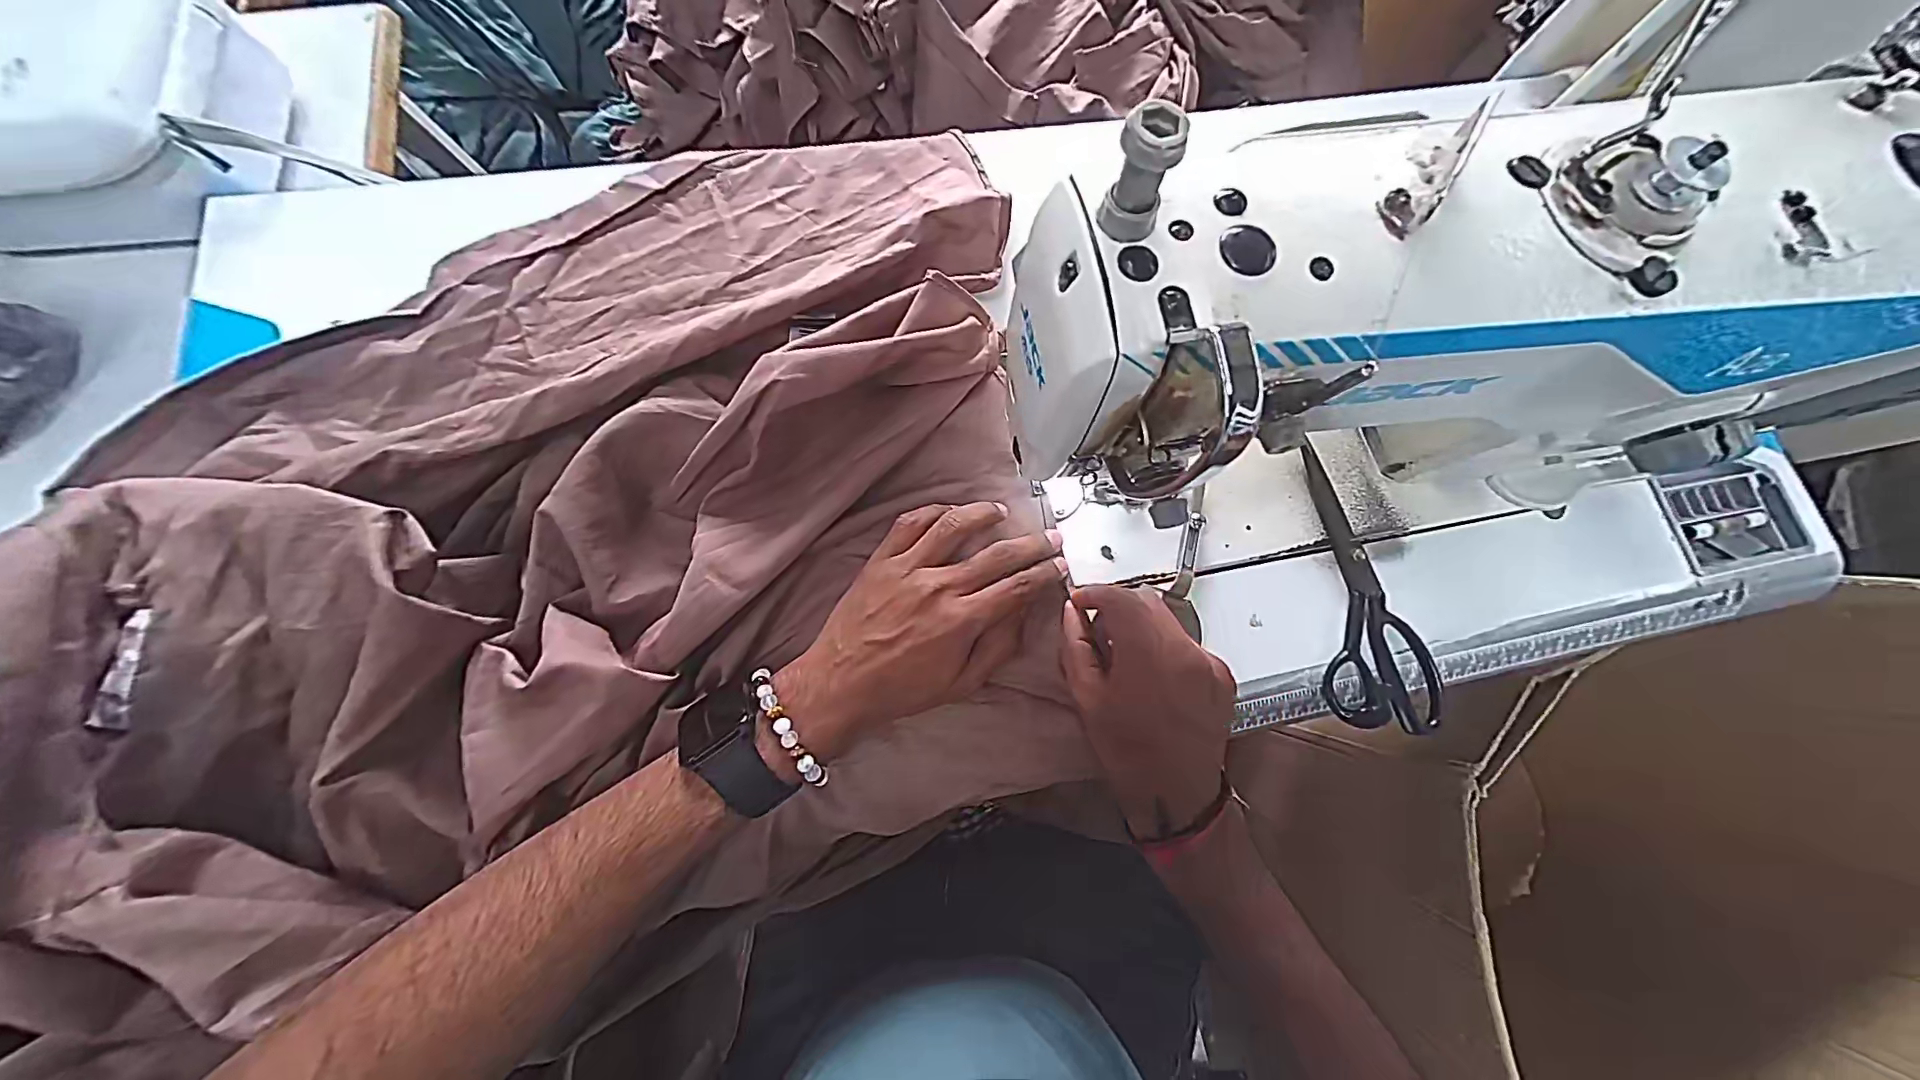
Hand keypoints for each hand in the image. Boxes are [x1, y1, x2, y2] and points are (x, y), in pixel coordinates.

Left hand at [770, 502, 1065, 764]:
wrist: (840, 685)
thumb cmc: (899, 690)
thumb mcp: (960, 684)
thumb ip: (997, 648)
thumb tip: (1022, 615)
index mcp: (960, 621)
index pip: (1016, 587)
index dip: (1044, 572)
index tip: (1058, 564)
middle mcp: (937, 588)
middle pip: (996, 554)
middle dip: (1031, 543)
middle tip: (1049, 536)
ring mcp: (906, 570)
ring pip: (953, 526)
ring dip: (982, 514)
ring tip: (999, 512)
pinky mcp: (881, 562)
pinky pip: (909, 524)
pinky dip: (933, 511)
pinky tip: (948, 512)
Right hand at [1060, 584, 1234, 838]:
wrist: (1177, 792)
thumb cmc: (1130, 754)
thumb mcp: (1087, 699)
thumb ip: (1075, 647)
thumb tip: (1071, 615)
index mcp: (1148, 655)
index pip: (1120, 597)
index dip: (1095, 593)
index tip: (1081, 601)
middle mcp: (1185, 651)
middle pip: (1147, 601)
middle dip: (1118, 607)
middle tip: (1098, 631)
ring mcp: (1207, 662)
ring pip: (1168, 619)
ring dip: (1142, 625)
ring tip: (1125, 658)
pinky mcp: (1221, 673)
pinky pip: (1186, 642)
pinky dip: (1165, 646)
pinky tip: (1151, 675)